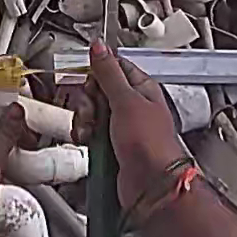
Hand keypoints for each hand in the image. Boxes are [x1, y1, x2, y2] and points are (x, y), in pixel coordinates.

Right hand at [82, 39, 189, 210]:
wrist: (151, 189)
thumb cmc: (151, 145)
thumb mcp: (126, 101)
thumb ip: (108, 72)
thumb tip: (99, 46)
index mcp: (140, 88)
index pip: (113, 66)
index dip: (97, 72)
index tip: (89, 81)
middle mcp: (131, 106)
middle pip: (96, 89)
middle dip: (88, 100)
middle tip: (94, 111)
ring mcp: (120, 127)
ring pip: (90, 111)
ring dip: (84, 120)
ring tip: (92, 131)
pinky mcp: (110, 146)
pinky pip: (89, 132)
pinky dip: (84, 136)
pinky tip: (88, 141)